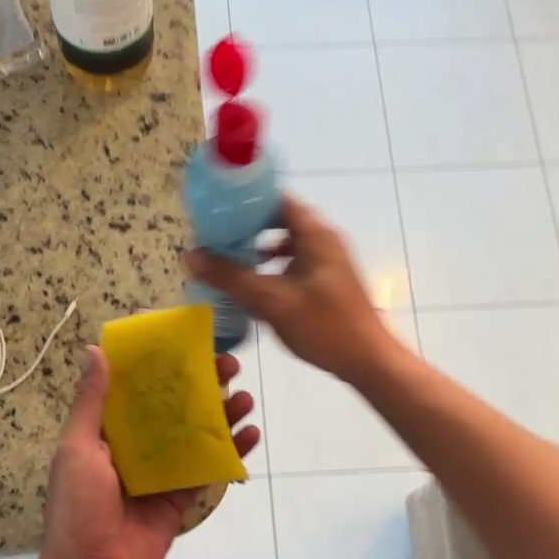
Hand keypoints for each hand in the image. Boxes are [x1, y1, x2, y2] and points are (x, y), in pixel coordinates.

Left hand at [41, 345, 260, 558]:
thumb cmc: (78, 506)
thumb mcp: (77, 448)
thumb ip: (91, 403)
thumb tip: (95, 351)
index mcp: (107, 431)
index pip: (138, 389)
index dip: (161, 366)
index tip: (187, 344)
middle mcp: (136, 445)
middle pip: (173, 408)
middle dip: (201, 386)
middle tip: (229, 365)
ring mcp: (161, 471)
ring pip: (196, 434)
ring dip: (222, 414)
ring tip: (246, 396)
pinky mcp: (181, 496)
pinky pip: (208, 468)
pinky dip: (231, 451)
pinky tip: (250, 433)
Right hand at [185, 195, 402, 385]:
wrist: (368, 360)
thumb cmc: (323, 325)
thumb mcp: (271, 301)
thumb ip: (230, 277)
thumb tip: (191, 256)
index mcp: (314, 233)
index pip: (276, 198)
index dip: (245, 201)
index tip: (215, 210)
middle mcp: (324, 238)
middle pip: (279, 218)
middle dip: (247, 226)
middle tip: (215, 236)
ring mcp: (329, 259)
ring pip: (287, 242)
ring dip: (259, 247)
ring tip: (230, 259)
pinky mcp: (329, 280)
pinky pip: (295, 261)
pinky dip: (273, 266)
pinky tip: (257, 285)